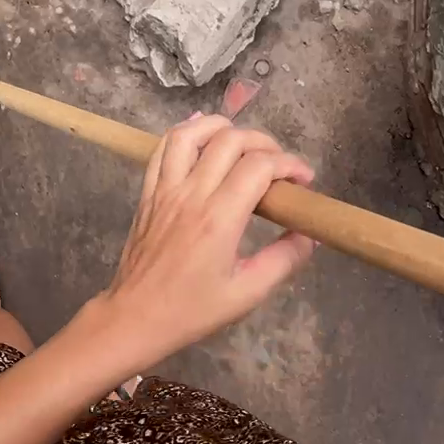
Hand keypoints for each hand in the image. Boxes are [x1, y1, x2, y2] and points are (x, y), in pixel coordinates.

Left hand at [92, 114, 314, 364]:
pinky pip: (161, 151)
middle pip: (229, 141)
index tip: (304, 179)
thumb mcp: (247, 293)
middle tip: (278, 164)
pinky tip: (200, 133)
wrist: (135, 316)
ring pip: (189, 135)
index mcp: (219, 218)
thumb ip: (283, 260)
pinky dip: (183, 133)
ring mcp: (164, 190)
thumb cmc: (191, 310)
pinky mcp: (147, 194)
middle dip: (263, 142)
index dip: (289, 164)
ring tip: (241, 139)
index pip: (259, 166)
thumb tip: (309, 234)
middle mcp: (191, 195)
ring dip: (219, 127)